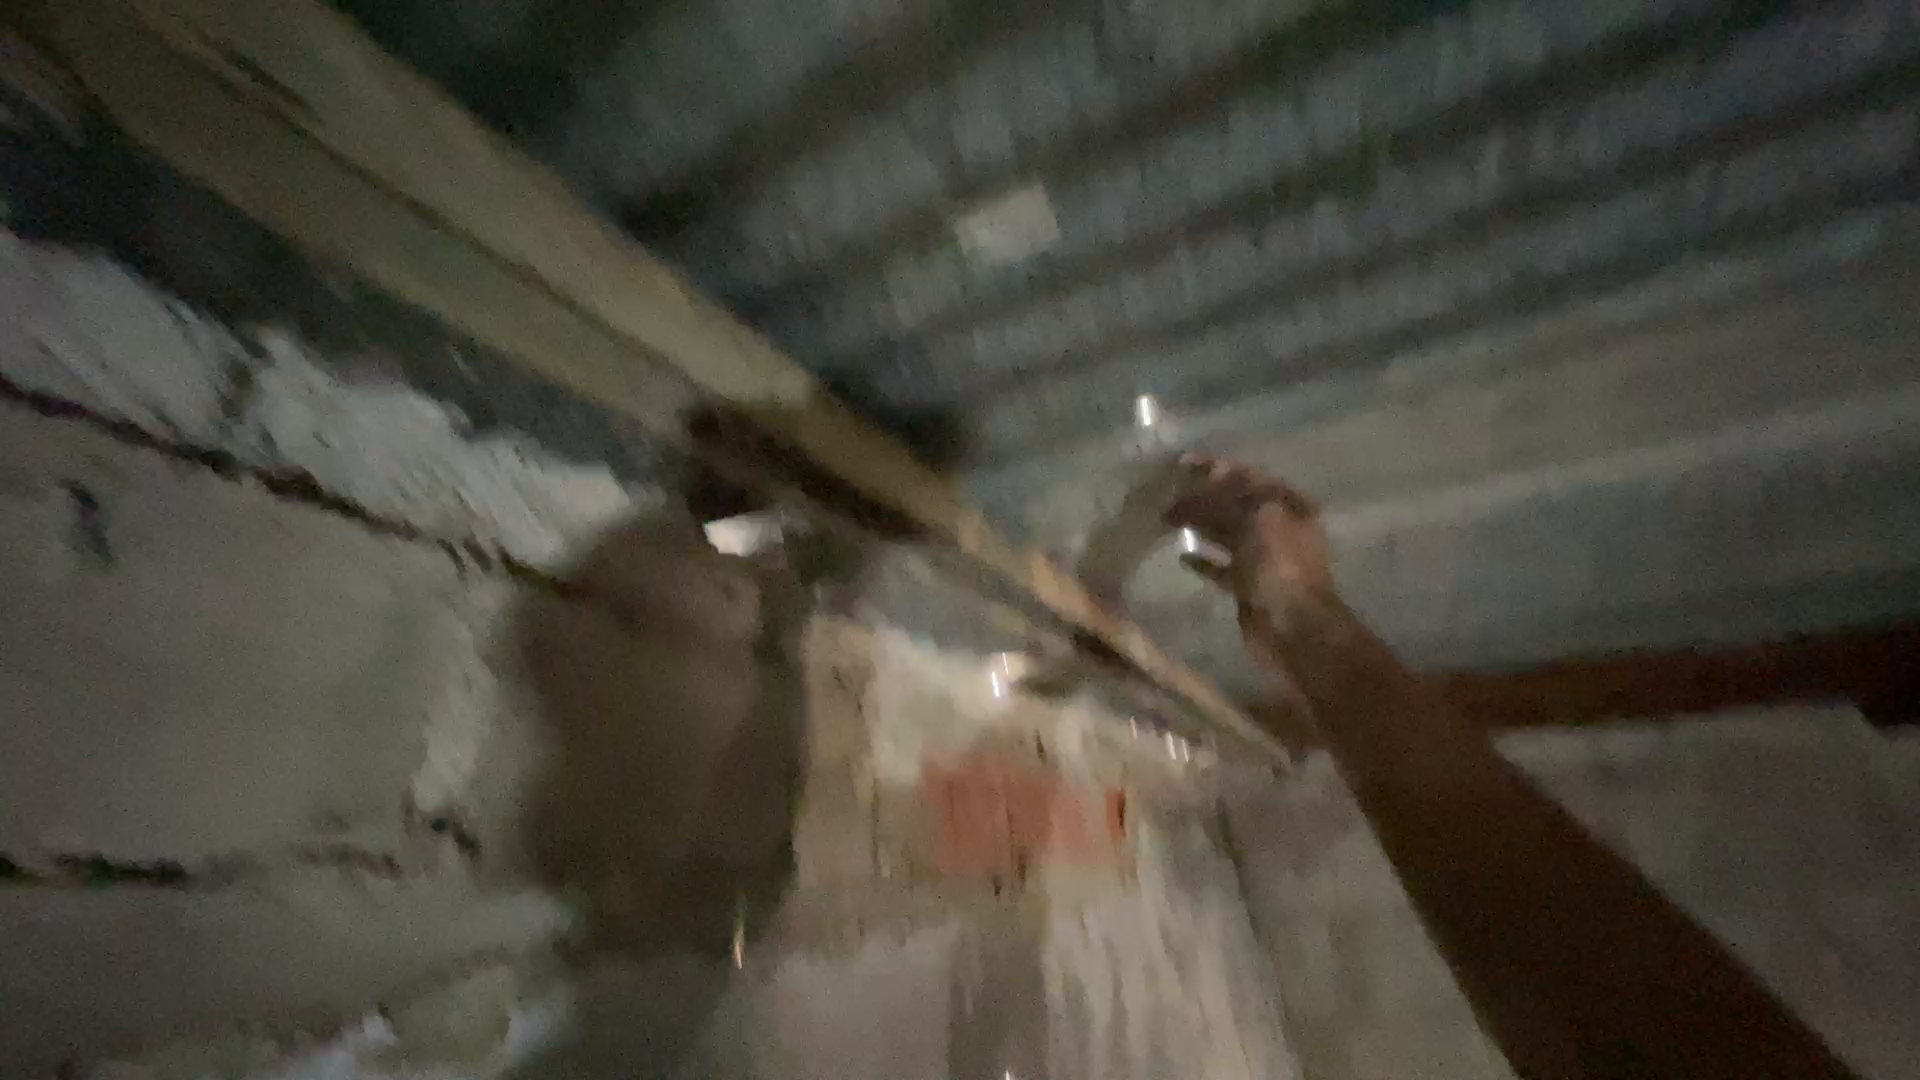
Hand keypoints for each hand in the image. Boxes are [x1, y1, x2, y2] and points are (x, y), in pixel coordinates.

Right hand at [1163, 454, 1335, 615]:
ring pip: (1224, 532)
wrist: (1293, 627)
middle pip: (1233, 503)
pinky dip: (1201, 559)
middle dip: (1201, 495)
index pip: (1246, 475)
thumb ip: (1226, 498)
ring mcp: (1262, 557)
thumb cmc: (1280, 566)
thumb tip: (1195, 488)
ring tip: (1165, 518)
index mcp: (1286, 504)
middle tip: (1165, 492)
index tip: (1180, 464)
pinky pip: (1220, 566)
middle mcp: (1277, 526)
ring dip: (1198, 524)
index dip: (1213, 467)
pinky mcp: (1247, 585)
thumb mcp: (1257, 518)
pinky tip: (1181, 555)